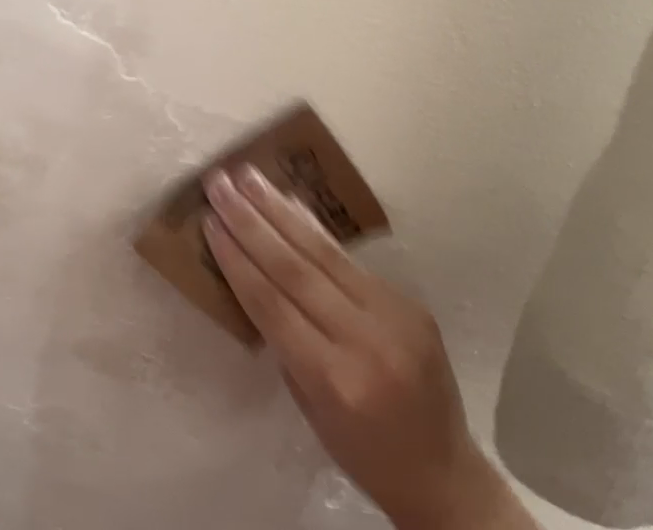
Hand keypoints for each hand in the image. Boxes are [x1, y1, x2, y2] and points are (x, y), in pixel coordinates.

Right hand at [202, 165, 535, 529]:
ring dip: (280, 212)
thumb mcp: (309, 405)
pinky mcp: (411, 305)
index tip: (208, 221)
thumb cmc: (360, 451)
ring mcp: (395, 318)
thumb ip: (286, 340)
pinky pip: (352, 262)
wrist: (443, 474)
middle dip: (251, 222)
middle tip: (220, 184)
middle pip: (295, 269)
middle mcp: (366, 340)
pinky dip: (316, 231)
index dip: (235, 259)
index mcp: (333, 378)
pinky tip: (291, 205)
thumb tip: (256, 273)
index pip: (272, 304)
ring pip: (325, 254)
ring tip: (249, 178)